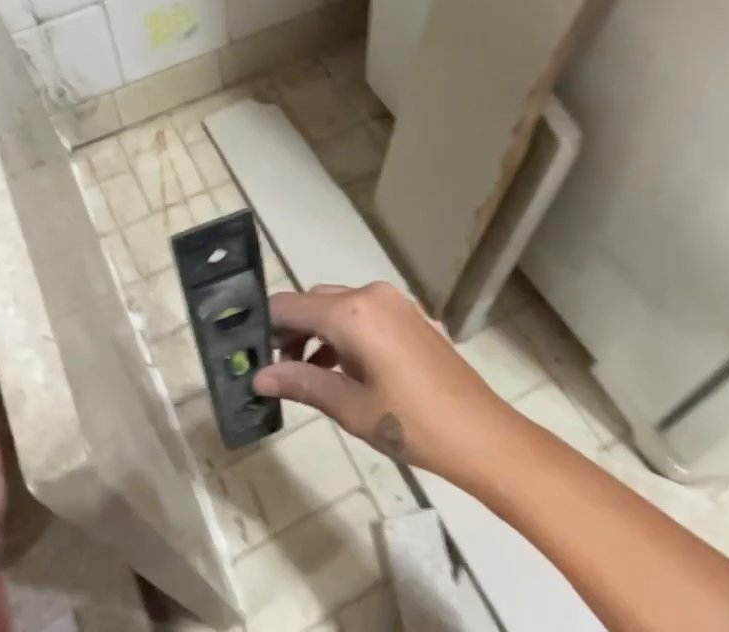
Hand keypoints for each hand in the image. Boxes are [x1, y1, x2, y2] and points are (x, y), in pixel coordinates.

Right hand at [254, 283, 508, 475]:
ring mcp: (395, 303)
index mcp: (352, 312)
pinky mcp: (410, 316)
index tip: (249, 353)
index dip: (264, 327)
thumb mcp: (349, 406)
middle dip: (291, 331)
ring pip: (338, 306)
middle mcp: (371, 295)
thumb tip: (260, 377)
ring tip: (306, 375)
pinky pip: (364, 313)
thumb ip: (302, 382)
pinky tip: (342, 370)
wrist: (479, 433)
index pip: (289, 305)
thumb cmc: (410, 423)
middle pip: (314, 301)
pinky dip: (344, 333)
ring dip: (317, 333)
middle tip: (275, 370)